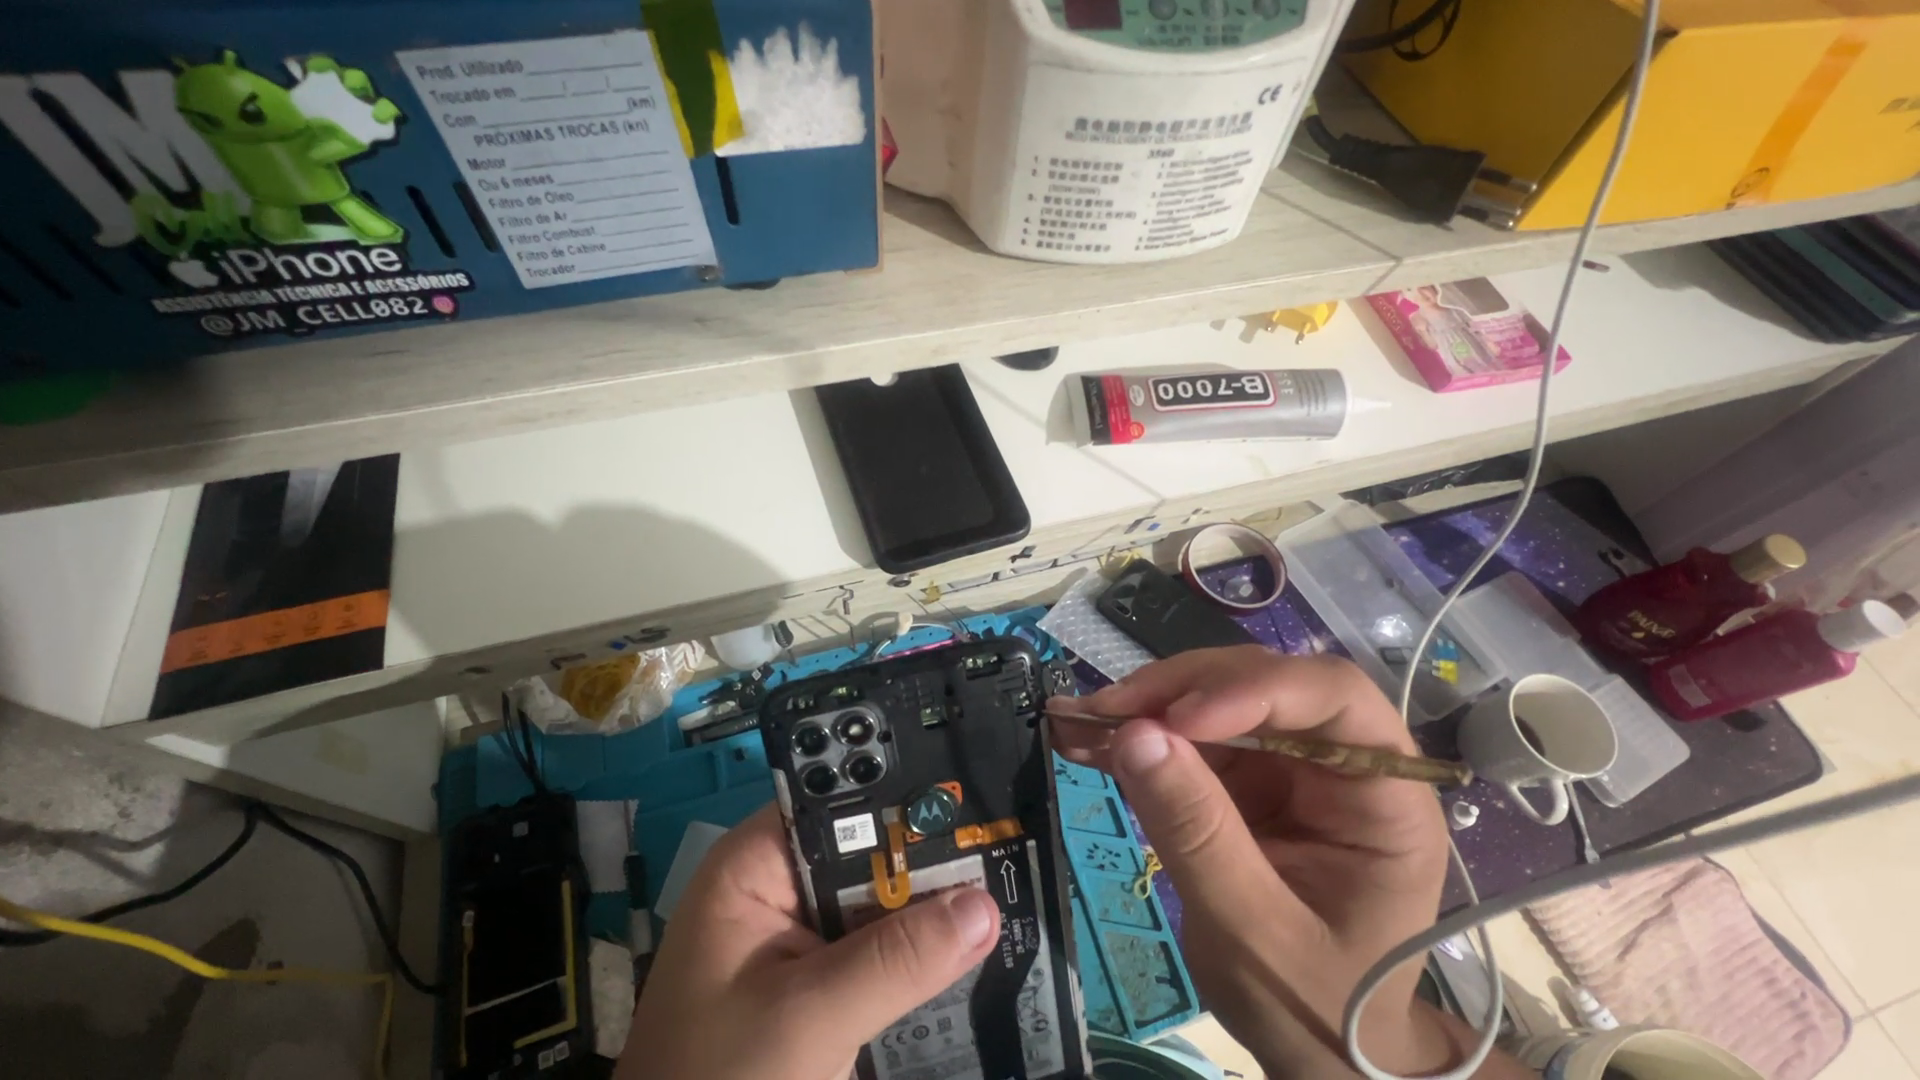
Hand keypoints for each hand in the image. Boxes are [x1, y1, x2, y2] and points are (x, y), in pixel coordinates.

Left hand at [619, 806, 1000, 1079]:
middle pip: (869, 853)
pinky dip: (917, 955)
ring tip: (1011, 890)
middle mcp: (779, 886)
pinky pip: (877, 949)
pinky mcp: (815, 981)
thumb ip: (894, 962)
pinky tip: (972, 949)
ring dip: (932, 910)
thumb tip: (984, 907)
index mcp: (757, 865)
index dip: (906, 799)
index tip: (978, 804)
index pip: (840, 805)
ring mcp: (798, 936)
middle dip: (933, 860)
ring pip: (880, 903)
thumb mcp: (806, 1020)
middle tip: (1012, 854)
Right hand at [1053, 647, 1475, 1076]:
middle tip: (1105, 712)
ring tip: (1077, 722)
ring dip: (1144, 706)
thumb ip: (1197, 832)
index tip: (1174, 720)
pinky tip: (1083, 739)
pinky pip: (1185, 737)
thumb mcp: (1253, 932)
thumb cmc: (1315, 1004)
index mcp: (1383, 798)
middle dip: (1180, 691)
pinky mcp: (1244, 779)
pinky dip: (1134, 735)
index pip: (1334, 699)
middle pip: (1265, 684)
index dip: (1253, 690)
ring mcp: (1288, 766)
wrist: (1319, 1050)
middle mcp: (1339, 763)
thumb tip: (1135, 734)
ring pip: (1215, 699)